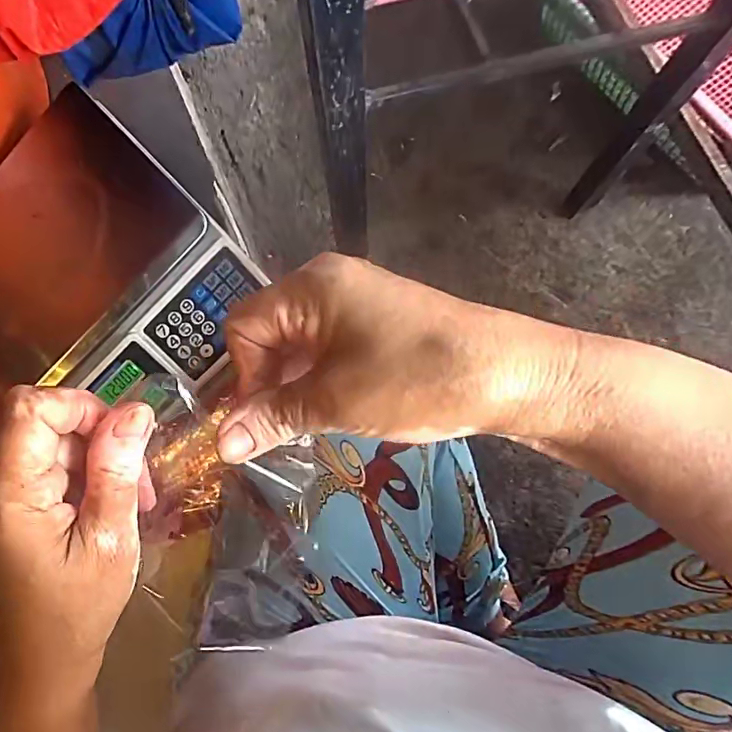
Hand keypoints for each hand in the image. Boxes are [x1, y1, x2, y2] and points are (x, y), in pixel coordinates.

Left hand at [0, 387, 154, 673]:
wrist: (48, 650)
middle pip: (46, 419)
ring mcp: (2, 487)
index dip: (79, 405)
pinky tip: (110, 503)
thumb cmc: (80, 606)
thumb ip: (117, 471)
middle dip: (101, 436)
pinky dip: (88, 470)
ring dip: (101, 456)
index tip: (120, 437)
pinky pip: (53, 458)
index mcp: (11, 493)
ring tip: (131, 500)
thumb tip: (135, 410)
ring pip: (56, 436)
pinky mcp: (15, 495)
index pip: (29, 407)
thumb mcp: (110, 539)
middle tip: (138, 482)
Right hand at [216, 254, 582, 461]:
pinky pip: (327, 351)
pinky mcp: (377, 325)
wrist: (509, 374)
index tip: (256, 420)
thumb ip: (273, 418)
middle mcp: (327, 285)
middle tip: (275, 431)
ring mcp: (356, 304)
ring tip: (305, 427)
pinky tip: (332, 413)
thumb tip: (221, 445)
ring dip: (292, 388)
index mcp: (309, 288)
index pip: (242, 326)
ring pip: (298, 348)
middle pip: (268, 335)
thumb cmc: (415, 379)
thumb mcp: (335, 402)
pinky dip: (319, 383)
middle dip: (265, 384)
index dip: (241, 375)